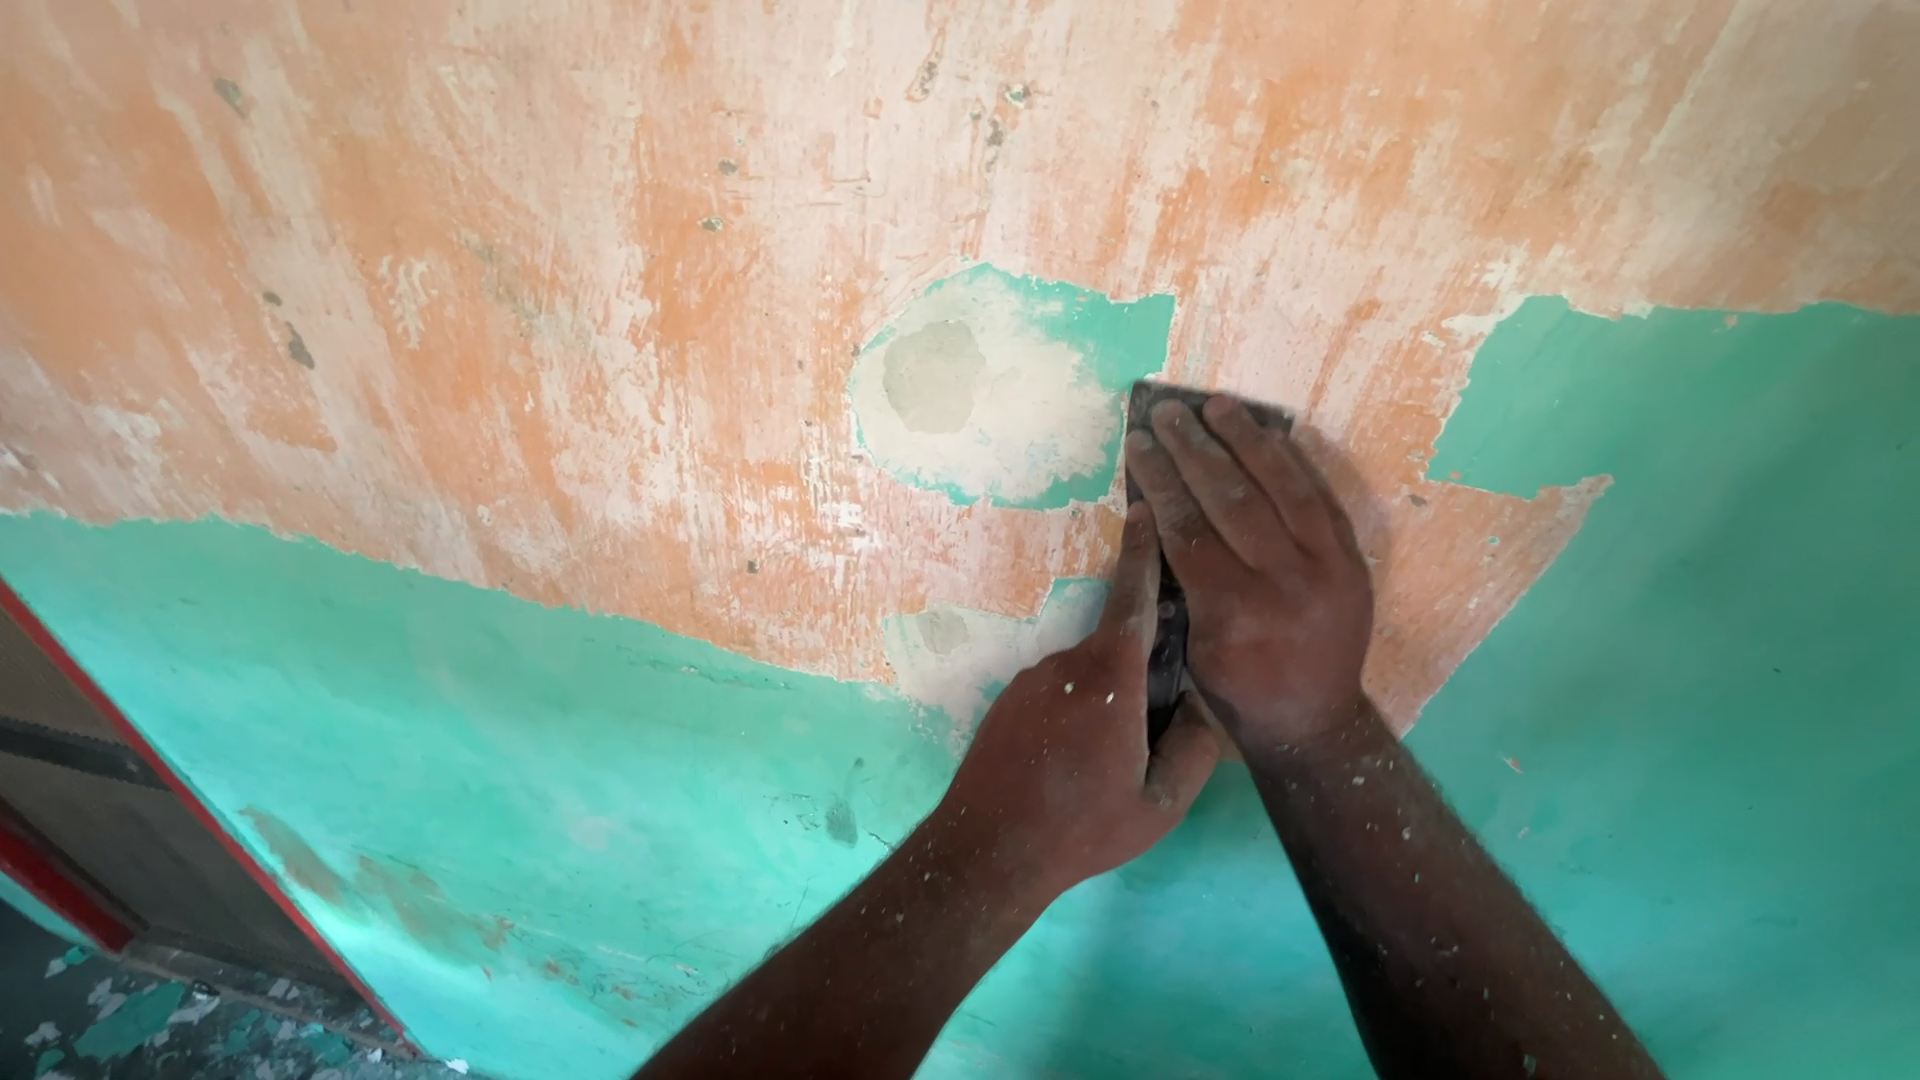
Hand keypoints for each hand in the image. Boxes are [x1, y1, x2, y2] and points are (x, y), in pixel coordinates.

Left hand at [934, 502, 1220, 900]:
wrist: (988, 847)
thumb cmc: (1082, 827)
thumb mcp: (1159, 803)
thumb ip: (1195, 749)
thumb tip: (1206, 707)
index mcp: (1108, 678)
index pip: (1132, 599)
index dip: (1142, 553)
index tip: (1146, 510)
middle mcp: (1065, 664)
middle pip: (1116, 647)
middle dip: (1140, 672)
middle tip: (1153, 728)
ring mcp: (1030, 680)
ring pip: (1086, 675)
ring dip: (1106, 700)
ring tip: (1108, 760)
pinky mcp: (1009, 700)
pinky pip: (1057, 691)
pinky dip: (1076, 711)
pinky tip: (1074, 760)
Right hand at [1124, 397, 1374, 750]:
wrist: (1314, 719)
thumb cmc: (1237, 690)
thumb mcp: (1191, 647)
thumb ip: (1178, 582)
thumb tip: (1159, 514)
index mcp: (1232, 610)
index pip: (1188, 528)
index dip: (1160, 480)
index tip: (1138, 445)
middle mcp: (1282, 581)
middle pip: (1230, 497)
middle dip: (1192, 449)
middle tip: (1166, 413)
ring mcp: (1326, 566)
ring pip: (1281, 487)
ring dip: (1244, 439)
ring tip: (1216, 405)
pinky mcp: (1352, 559)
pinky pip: (1321, 497)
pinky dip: (1293, 462)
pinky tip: (1269, 433)